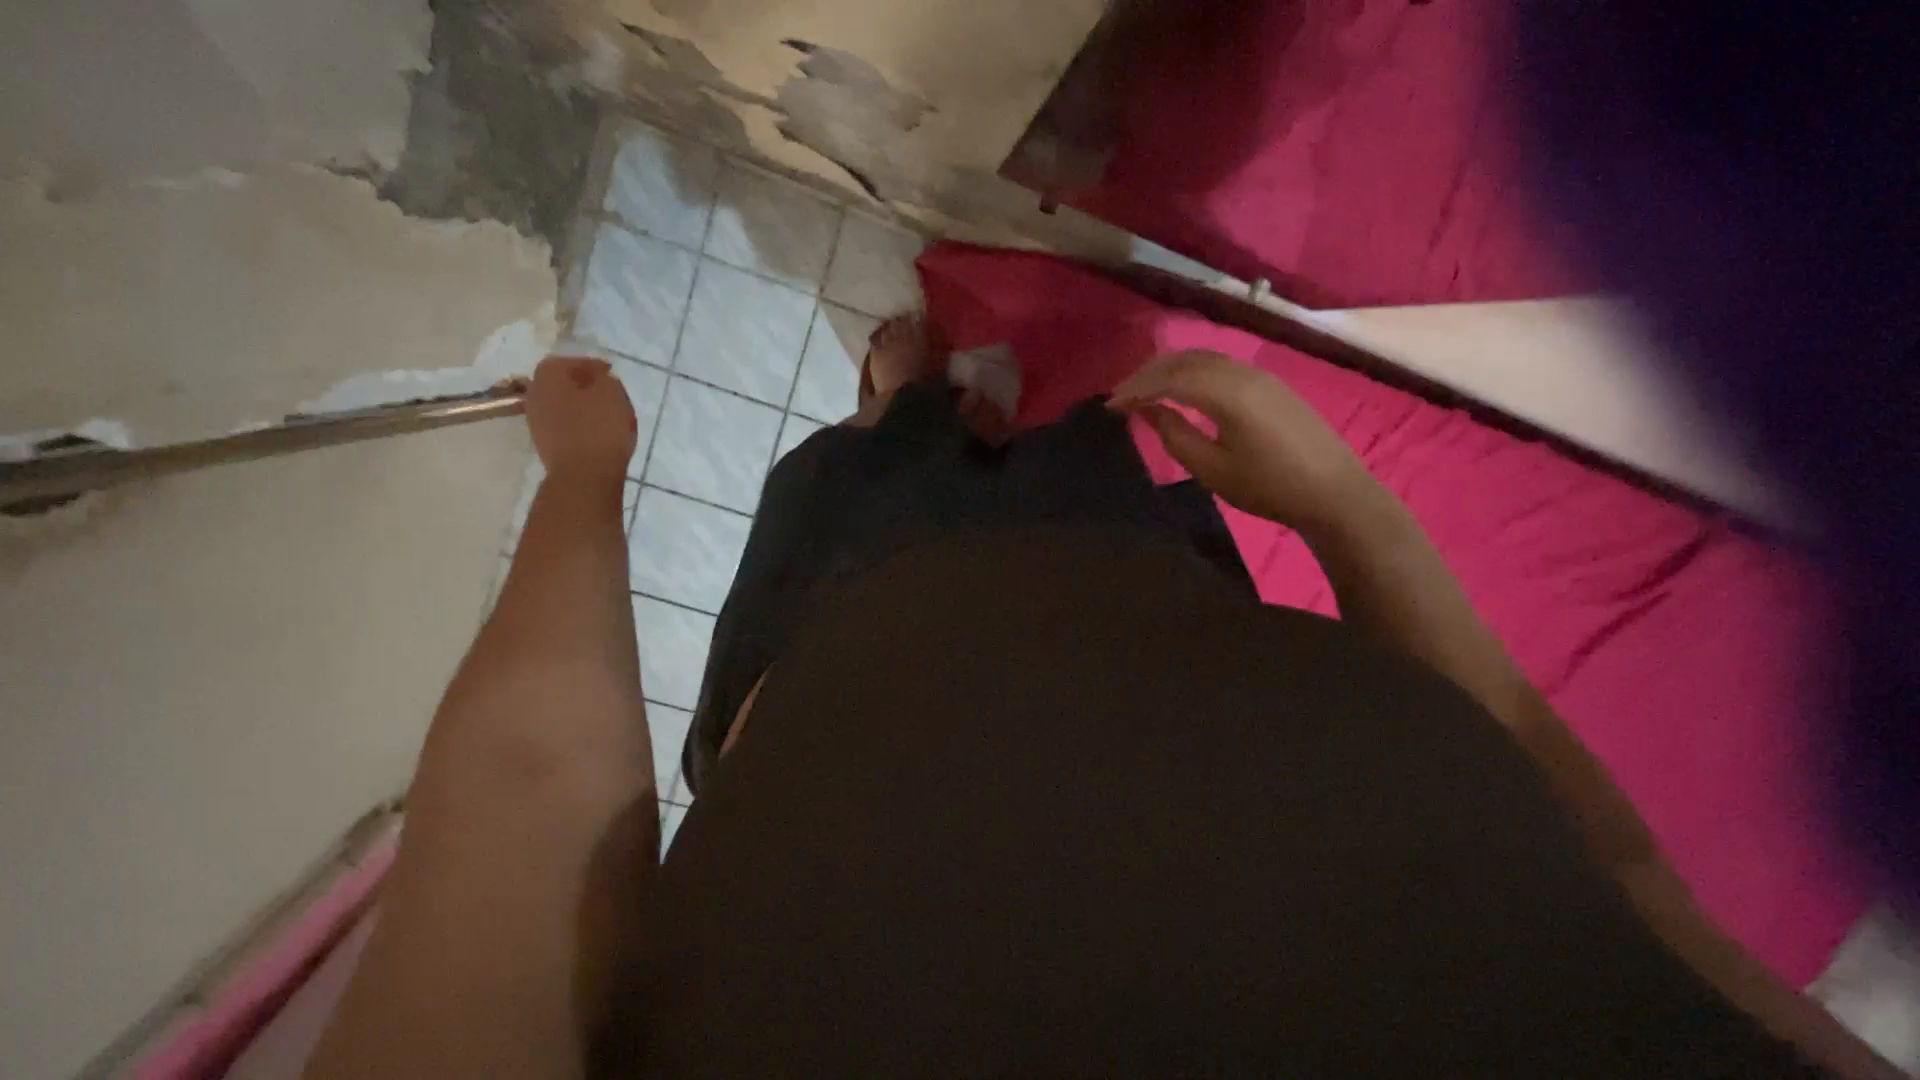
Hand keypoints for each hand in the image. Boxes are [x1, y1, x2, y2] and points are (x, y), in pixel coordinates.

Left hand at [524, 357, 635, 483]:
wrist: (583, 475)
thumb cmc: (599, 427)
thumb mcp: (612, 392)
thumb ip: (604, 378)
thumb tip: (597, 379)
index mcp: (547, 375)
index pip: (569, 361)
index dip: (591, 365)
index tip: (610, 373)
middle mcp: (534, 393)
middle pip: (562, 384)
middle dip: (583, 386)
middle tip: (606, 392)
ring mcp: (536, 421)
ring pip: (562, 405)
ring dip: (580, 407)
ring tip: (604, 414)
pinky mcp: (544, 444)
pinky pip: (563, 425)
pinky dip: (578, 424)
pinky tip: (596, 432)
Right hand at [1110, 350, 1384, 534]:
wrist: (1334, 492)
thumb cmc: (1269, 487)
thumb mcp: (1213, 469)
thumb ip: (1175, 435)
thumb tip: (1148, 410)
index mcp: (1226, 393)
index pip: (1169, 378)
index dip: (1136, 388)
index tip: (1110, 406)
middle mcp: (1242, 373)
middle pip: (1184, 360)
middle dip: (1148, 374)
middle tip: (1121, 395)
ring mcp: (1259, 375)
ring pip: (1203, 358)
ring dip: (1170, 369)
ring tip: (1145, 391)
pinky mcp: (1270, 384)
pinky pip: (1220, 365)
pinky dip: (1192, 372)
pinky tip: (1182, 391)